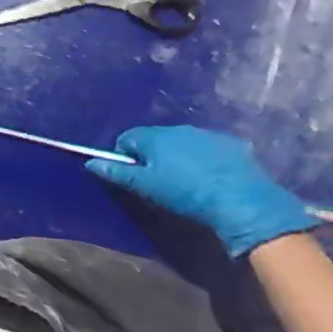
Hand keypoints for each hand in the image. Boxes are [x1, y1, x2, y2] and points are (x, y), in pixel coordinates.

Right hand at [86, 126, 313, 257]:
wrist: (242, 202)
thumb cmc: (184, 193)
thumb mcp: (145, 187)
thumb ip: (117, 172)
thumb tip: (90, 162)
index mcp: (154, 137)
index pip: (127, 139)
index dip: (124, 157)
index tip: (132, 177)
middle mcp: (179, 129)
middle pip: (155, 139)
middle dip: (152, 156)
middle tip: (157, 182)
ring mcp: (208, 135)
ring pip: (182, 143)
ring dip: (178, 157)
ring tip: (186, 182)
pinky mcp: (232, 145)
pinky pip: (209, 148)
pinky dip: (204, 159)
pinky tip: (211, 179)